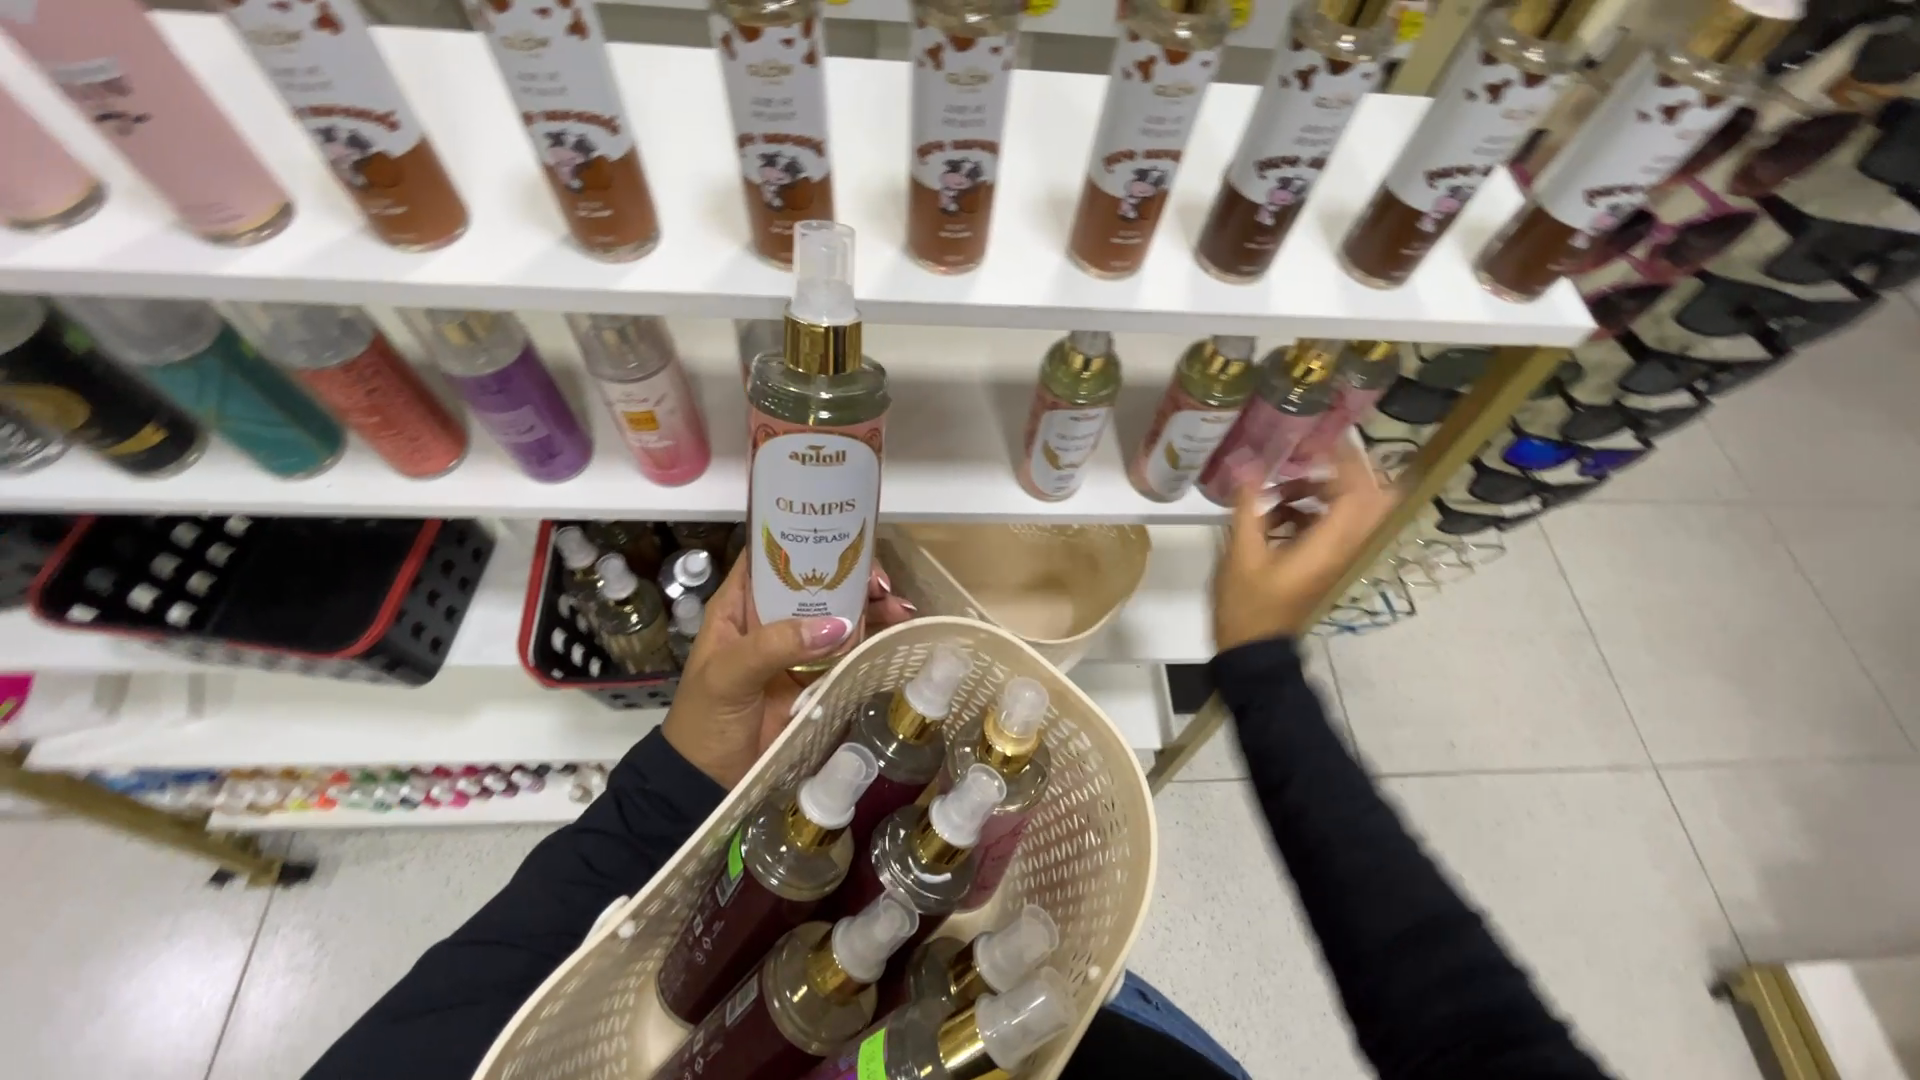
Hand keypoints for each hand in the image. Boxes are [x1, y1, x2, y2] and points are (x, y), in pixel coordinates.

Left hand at [662, 558, 916, 788]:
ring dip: (871, 606)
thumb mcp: (727, 675)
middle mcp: (772, 620)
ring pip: (841, 614)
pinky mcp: (819, 678)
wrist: (707, 785)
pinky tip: (897, 632)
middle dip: (852, 576)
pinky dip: (875, 639)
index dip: (805, 542)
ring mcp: (798, 650)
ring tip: (898, 608)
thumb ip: (774, 645)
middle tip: (881, 584)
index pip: (773, 558)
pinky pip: (851, 650)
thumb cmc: (704, 721)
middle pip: (818, 582)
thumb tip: (837, 625)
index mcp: (741, 607)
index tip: (842, 540)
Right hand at [1212, 441, 1399, 650]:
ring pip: (1352, 510)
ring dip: (1323, 491)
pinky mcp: (1326, 563)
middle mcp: (1344, 547)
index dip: (1346, 459)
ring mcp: (1338, 557)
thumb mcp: (1241, 553)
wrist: (1254, 648)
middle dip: (1345, 471)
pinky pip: (1333, 525)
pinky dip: (1312, 511)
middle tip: (1309, 457)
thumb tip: (1247, 464)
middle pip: (1371, 497)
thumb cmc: (1247, 603)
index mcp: (1329, 543)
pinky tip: (1276, 513)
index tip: (1319, 438)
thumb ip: (1248, 507)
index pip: (1358, 489)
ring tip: (1282, 488)